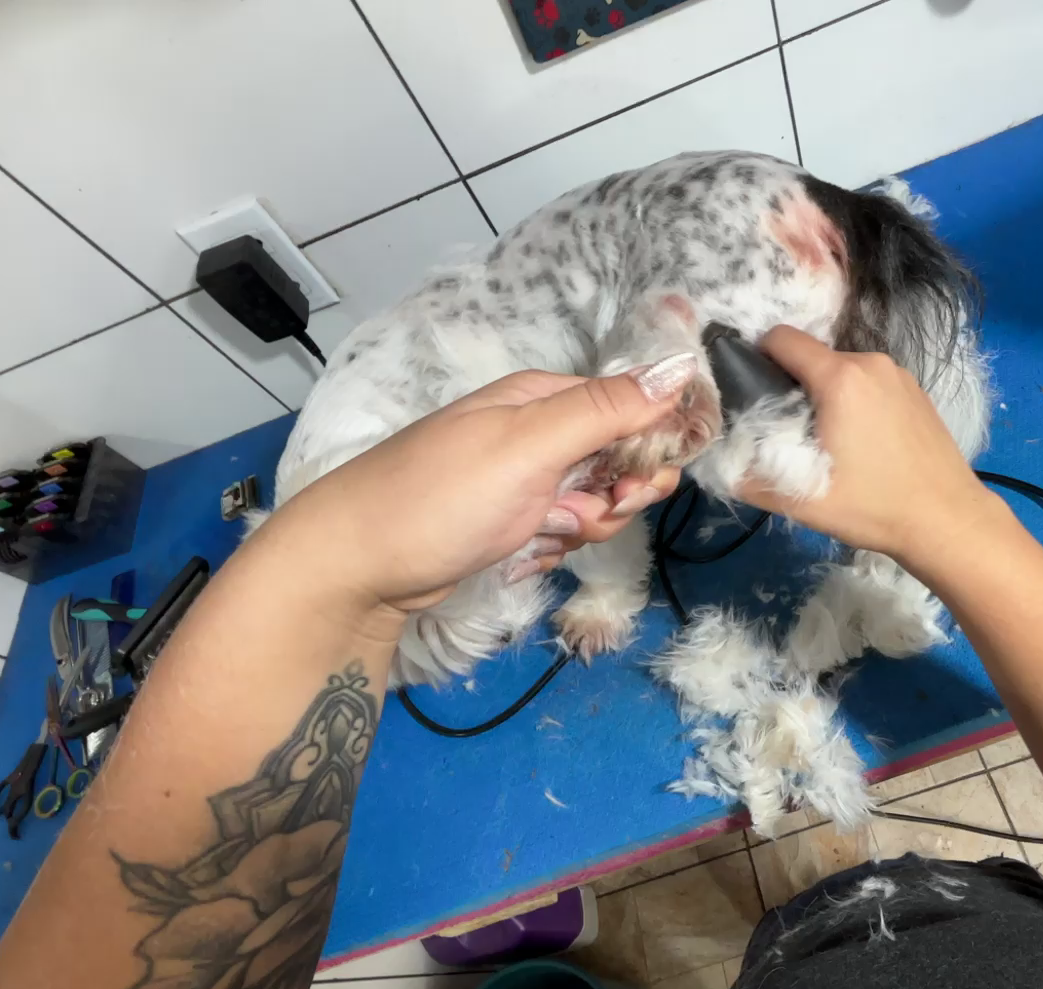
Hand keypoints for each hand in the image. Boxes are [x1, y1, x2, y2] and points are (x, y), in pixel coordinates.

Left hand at [250, 356, 696, 622]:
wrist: (361, 568)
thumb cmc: (444, 496)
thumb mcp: (530, 444)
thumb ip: (606, 409)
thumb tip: (680, 367)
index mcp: (546, 398)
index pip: (633, 407)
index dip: (653, 444)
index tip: (644, 480)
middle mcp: (542, 434)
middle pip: (621, 459)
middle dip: (619, 493)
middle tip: (591, 512)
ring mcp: (529, 480)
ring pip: (599, 502)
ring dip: (586, 524)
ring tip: (545, 531)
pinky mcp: (517, 521)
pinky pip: (568, 530)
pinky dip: (558, 544)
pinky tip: (527, 551)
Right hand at [738, 327, 1006, 564]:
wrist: (948, 522)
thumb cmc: (873, 507)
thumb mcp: (801, 501)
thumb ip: (750, 480)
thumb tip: (722, 463)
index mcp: (840, 378)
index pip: (781, 338)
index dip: (757, 358)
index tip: (751, 393)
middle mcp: (871, 362)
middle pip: (812, 357)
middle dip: (792, 385)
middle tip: (789, 433)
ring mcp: (900, 375)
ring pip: (842, 371)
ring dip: (825, 396)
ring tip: (827, 442)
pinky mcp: (918, 391)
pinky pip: (870, 383)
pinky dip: (855, 402)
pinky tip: (862, 443)